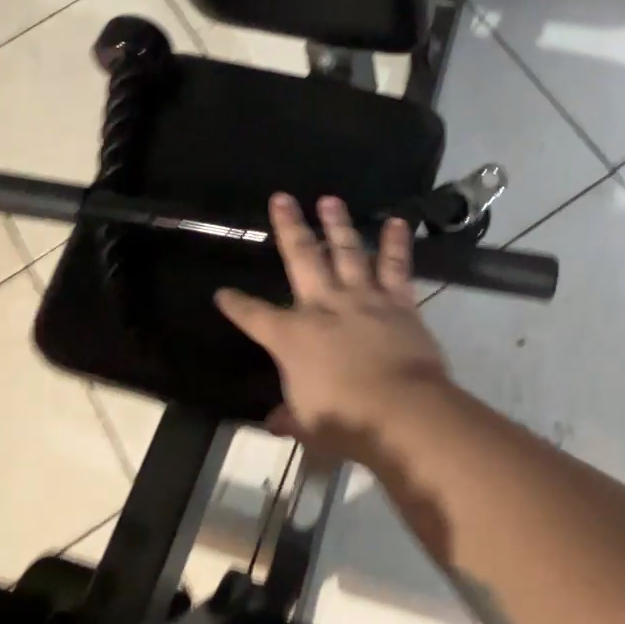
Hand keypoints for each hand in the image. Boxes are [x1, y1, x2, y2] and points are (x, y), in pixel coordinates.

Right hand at [215, 193, 450, 450]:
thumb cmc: (346, 421)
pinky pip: (397, 267)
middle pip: (302, 258)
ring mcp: (363, 299)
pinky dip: (396, 243)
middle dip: (289, 227)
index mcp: (292, 337)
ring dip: (338, 224)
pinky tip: (397, 222)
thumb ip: (290, 416)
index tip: (223, 293)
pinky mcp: (399, 303)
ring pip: (347, 252)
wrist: (401, 410)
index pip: (255, 317)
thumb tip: (275, 420)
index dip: (237, 305)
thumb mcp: (308, 425)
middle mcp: (324, 307)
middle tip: (282, 198)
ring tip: (330, 200)